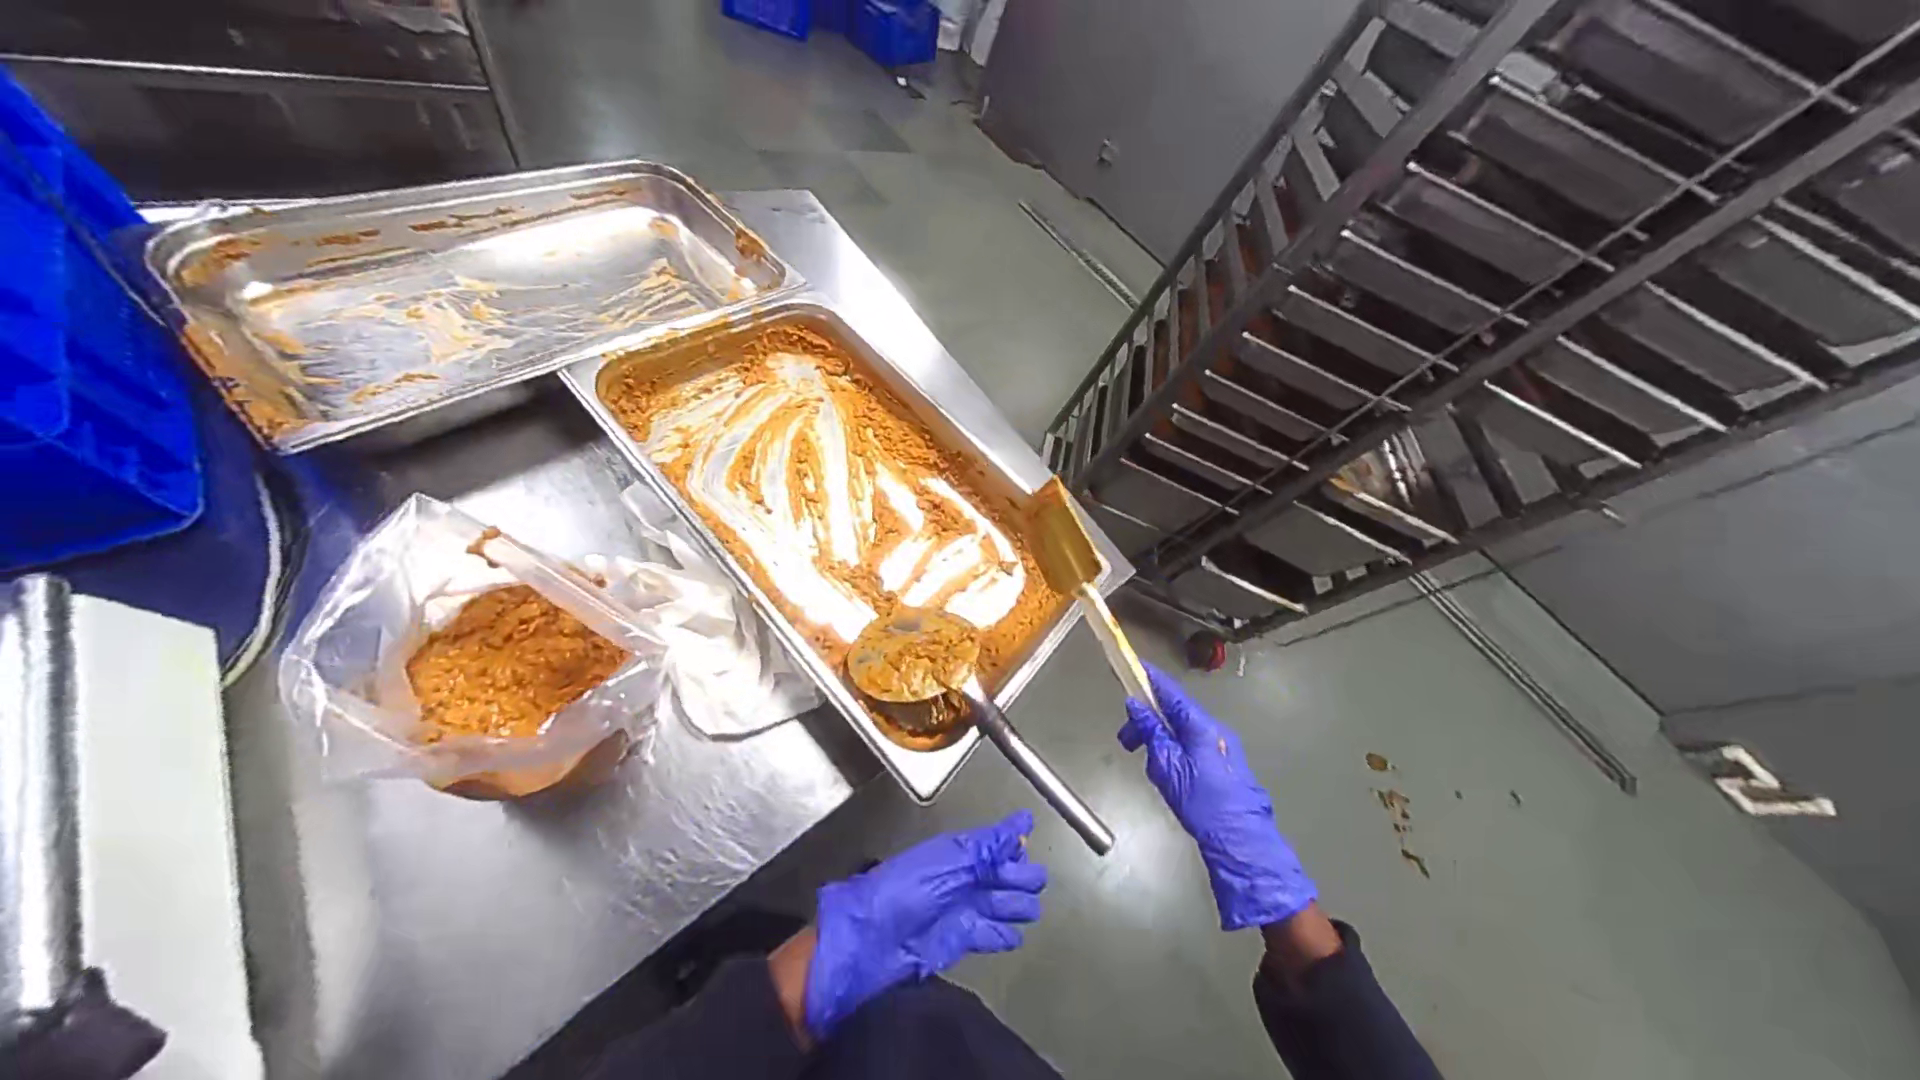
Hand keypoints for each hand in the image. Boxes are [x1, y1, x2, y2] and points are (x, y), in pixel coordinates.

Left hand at [802, 811, 1045, 1039]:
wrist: (871, 940)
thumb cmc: (906, 890)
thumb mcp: (952, 861)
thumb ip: (990, 846)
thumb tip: (1023, 821)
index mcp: (957, 852)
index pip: (993, 844)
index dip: (1012, 844)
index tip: (1030, 838)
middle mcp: (960, 878)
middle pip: (1000, 875)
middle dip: (1020, 876)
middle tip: (1037, 880)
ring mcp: (960, 909)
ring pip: (998, 904)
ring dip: (1016, 906)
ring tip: (1032, 908)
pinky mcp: (957, 940)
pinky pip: (987, 935)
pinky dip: (1002, 935)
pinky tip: (1014, 936)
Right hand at [1119, 664, 1316, 930]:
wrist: (1243, 841)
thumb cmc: (1203, 802)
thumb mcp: (1167, 766)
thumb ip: (1151, 732)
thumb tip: (1136, 704)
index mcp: (1200, 725)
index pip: (1171, 691)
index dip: (1150, 677)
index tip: (1132, 665)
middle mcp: (1214, 729)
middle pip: (1175, 711)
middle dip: (1148, 719)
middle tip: (1126, 740)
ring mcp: (1221, 746)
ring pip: (1182, 729)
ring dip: (1159, 737)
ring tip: (1148, 763)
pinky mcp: (1224, 763)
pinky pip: (1191, 744)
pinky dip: (1173, 748)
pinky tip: (1167, 772)